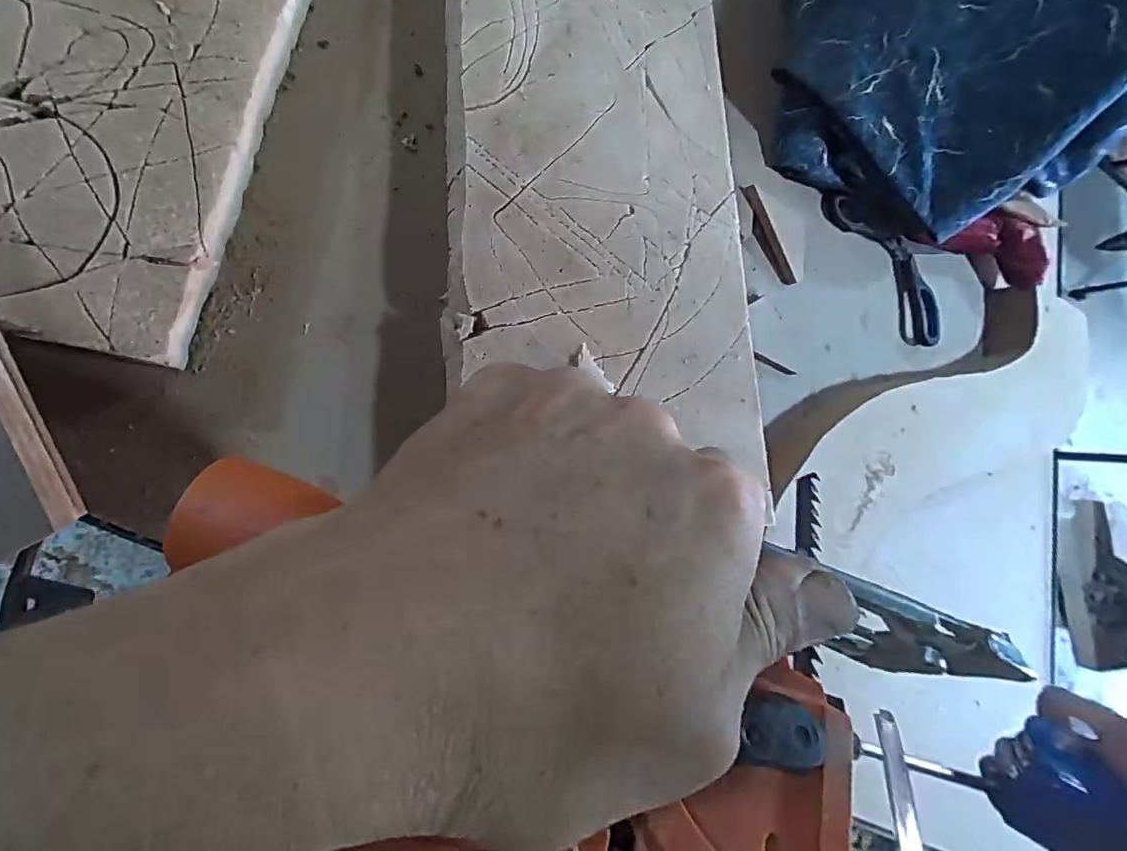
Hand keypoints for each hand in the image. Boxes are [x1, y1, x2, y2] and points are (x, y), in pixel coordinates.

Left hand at [0, 363, 854, 850]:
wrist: (350, 671)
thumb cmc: (531, 724)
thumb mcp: (656, 727)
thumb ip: (725, 659)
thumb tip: (776, 625)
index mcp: (702, 505)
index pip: (755, 511)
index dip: (737, 563)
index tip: (708, 603)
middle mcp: (642, 430)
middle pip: (682, 466)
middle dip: (671, 522)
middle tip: (614, 591)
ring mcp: (562, 402)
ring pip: (612, 427)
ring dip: (603, 475)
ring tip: (551, 547)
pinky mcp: (492, 400)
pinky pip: (543, 400)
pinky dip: (540, 433)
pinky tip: (504, 482)